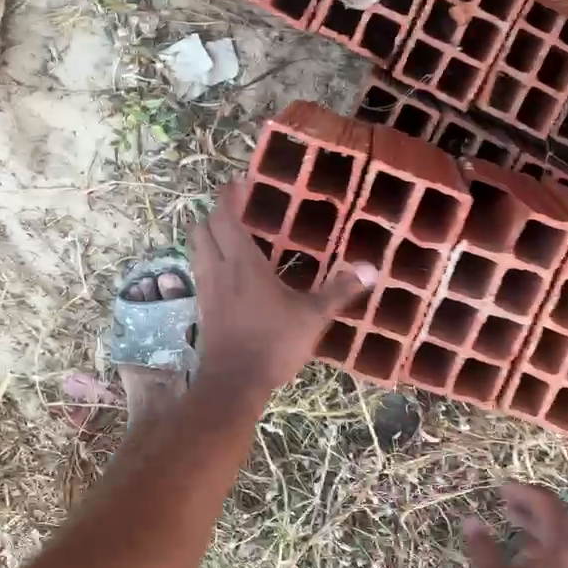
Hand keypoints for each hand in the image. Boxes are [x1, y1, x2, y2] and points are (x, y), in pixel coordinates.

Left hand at [189, 181, 374, 395]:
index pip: (224, 216)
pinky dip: (210, 261)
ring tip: (233, 237)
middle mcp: (218, 269)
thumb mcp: (313, 316)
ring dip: (208, 236)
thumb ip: (339, 290)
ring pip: (196, 249)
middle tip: (238, 210)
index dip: (228, 196)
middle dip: (214, 213)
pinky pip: (200, 272)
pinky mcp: (202, 309)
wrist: (233, 384)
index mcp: (242, 263)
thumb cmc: (273, 344)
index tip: (239, 184)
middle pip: (201, 227)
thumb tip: (371, 268)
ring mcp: (206, 290)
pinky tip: (230, 274)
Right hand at [464, 483, 567, 567]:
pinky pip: (559, 556)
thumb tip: (470, 521)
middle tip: (504, 502)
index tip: (500, 489)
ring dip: (535, 527)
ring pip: (558, 539)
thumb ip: (484, 551)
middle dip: (530, 507)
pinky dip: (540, 547)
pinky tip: (520, 558)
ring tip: (510, 524)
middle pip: (556, 519)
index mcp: (563, 547)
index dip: (524, 492)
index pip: (548, 504)